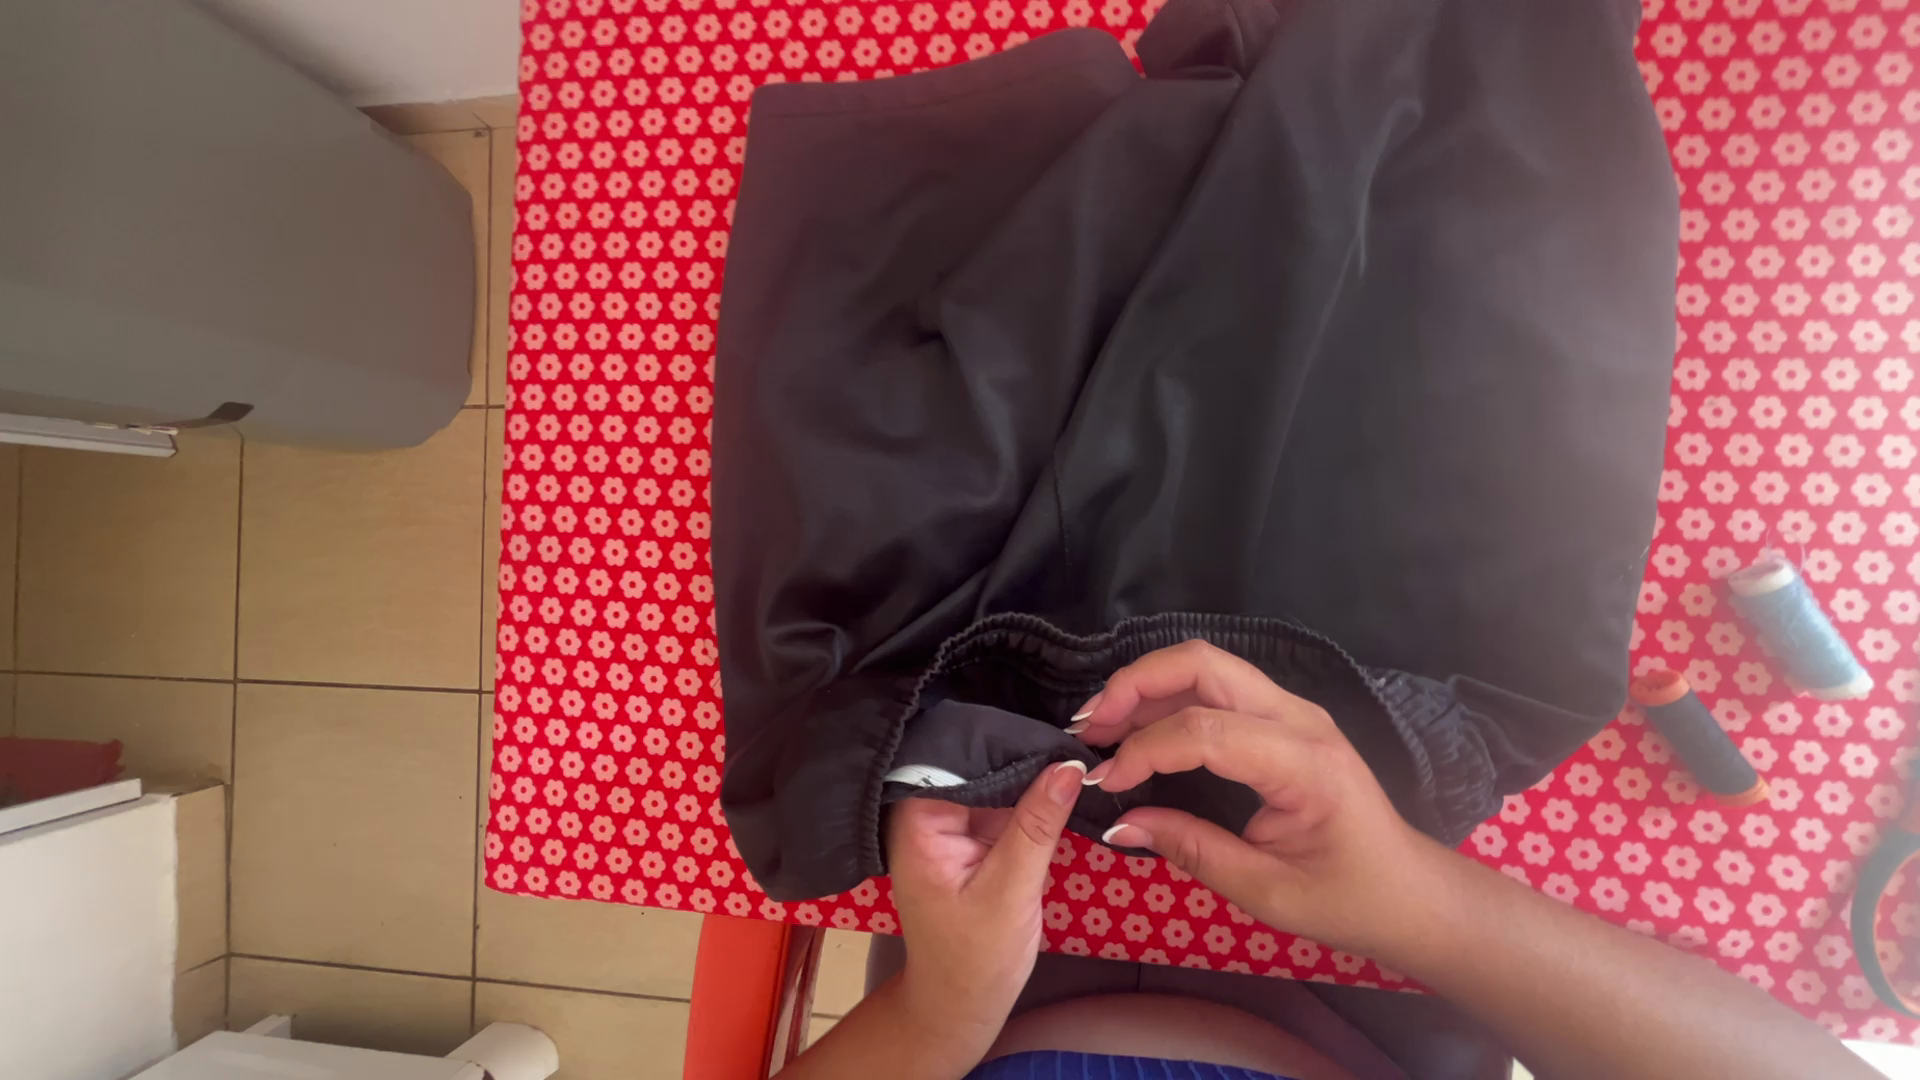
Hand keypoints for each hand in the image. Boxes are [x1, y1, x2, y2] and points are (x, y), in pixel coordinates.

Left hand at [884, 761, 1085, 1059]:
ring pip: (991, 779)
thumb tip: (1069, 765)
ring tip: (1070, 754)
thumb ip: (1037, 825)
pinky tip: (1057, 781)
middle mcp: (924, 810)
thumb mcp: (1010, 892)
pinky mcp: (969, 834)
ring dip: (1027, 772)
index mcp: (916, 818)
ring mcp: (947, 821)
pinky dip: (1026, 797)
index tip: (1052, 730)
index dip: (1004, 739)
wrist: (960, 1010)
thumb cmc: (975, 960)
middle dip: (1019, 753)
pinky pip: (999, 801)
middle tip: (1071, 740)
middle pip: (976, 763)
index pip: (959, 756)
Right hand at [1073, 640, 1446, 958]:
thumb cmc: (1350, 899)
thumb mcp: (1267, 892)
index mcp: (1304, 763)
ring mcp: (1291, 708)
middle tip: (1090, 725)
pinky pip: (1213, 686)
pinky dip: (1166, 698)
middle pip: (1201, 663)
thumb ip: (1191, 849)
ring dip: (1145, 685)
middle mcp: (1298, 716)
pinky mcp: (1280, 714)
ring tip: (1100, 723)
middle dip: (1134, 684)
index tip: (1104, 783)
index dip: (1142, 751)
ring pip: (1203, 664)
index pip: (1203, 731)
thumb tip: (1118, 823)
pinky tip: (1135, 727)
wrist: (1415, 892)